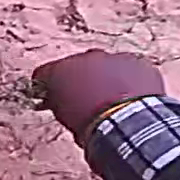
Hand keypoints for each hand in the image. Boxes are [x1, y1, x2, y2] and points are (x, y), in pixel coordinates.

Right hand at [32, 50, 165, 138]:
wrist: (126, 121)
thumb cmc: (89, 120)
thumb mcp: (60, 113)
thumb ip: (54, 100)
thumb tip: (53, 99)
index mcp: (59, 70)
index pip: (43, 73)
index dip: (43, 86)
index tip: (46, 95)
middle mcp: (84, 57)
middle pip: (74, 64)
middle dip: (75, 77)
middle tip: (78, 94)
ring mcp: (112, 58)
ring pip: (102, 63)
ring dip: (100, 75)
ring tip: (104, 95)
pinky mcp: (137, 62)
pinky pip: (127, 66)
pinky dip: (124, 77)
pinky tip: (124, 92)